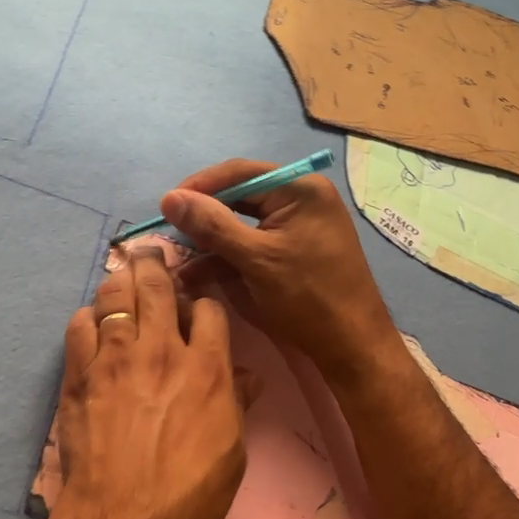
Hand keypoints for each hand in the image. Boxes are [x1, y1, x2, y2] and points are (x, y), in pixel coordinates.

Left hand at [52, 248, 244, 518]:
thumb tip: (248, 377)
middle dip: (155, 263)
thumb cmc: (191, 495)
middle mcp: (160, 351)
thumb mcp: (233, 450)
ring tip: (123, 275)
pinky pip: (79, 326)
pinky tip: (93, 322)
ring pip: (114, 295)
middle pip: (157, 286)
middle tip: (150, 254)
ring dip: (120, 280)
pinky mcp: (79, 375)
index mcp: (206, 367)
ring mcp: (115, 359)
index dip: (203, 302)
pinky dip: (88, 317)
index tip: (196, 308)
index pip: (208, 309)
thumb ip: (237, 403)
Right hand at [160, 158, 399, 377]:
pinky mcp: (293, 251)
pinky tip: (197, 274)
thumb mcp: (255, 259)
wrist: (352, 345)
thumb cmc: (308, 297)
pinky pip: (252, 244)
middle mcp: (301, 199)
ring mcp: (298, 226)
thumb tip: (169, 197)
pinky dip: (227, 256)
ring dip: (210, 242)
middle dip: (203, 218)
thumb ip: (212, 225)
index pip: (239, 173)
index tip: (166, 207)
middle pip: (239, 197)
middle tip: (170, 235)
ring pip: (242, 223)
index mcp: (299, 189)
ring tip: (177, 259)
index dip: (199, 187)